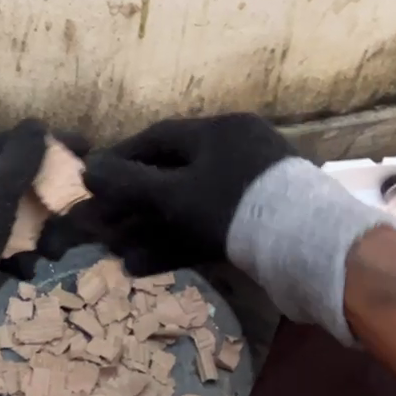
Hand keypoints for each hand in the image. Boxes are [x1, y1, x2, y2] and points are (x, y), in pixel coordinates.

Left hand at [0, 130, 91, 279]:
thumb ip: (22, 153)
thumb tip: (36, 124)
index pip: (6, 143)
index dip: (46, 143)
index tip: (83, 147)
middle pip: (8, 183)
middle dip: (43, 198)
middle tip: (72, 206)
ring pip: (7, 217)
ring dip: (34, 232)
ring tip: (53, 249)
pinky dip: (15, 255)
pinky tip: (27, 267)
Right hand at [78, 113, 297, 274]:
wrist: (309, 247)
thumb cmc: (235, 206)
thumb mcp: (174, 194)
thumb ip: (129, 183)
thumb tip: (87, 170)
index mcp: (219, 131)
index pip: (158, 136)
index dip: (121, 158)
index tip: (94, 179)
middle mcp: (236, 152)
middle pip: (172, 175)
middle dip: (134, 204)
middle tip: (103, 225)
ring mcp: (251, 189)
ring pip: (189, 206)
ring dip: (152, 230)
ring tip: (120, 252)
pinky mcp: (262, 222)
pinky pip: (209, 227)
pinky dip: (179, 243)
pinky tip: (147, 264)